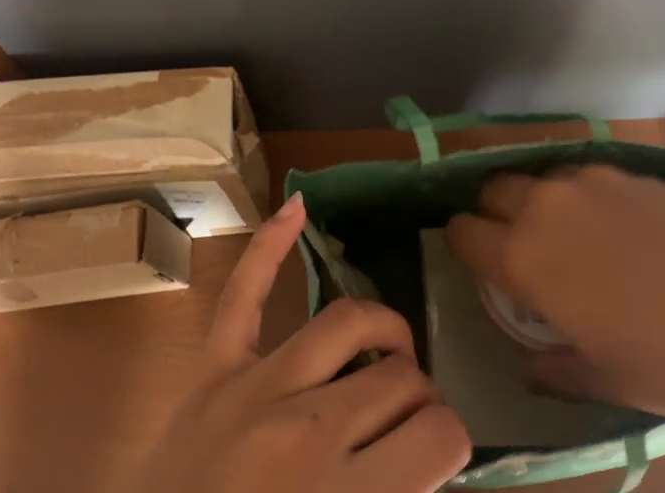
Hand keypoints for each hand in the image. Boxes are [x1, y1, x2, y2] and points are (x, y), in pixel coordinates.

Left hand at [130, 194, 471, 492]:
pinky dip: (270, 247)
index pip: (440, 435)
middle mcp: (306, 428)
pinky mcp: (213, 370)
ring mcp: (255, 387)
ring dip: (385, 334)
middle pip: (401, 378)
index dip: (450, 444)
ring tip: (389, 355)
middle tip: (406, 422)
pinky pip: (243, 296)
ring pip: (350, 324)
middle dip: (419, 397)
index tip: (436, 455)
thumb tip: (432, 456)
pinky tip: (298, 208)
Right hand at [446, 165, 664, 430]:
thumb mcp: (606, 379)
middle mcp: (550, 206)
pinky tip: (620, 230)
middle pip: (495, 189)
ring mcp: (597, 182)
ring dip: (541, 201)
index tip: (471, 259)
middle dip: (494, 213)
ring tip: (568, 237)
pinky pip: (591, 177)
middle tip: (515, 246)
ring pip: (544, 178)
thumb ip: (553, 365)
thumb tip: (532, 361)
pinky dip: (587, 197)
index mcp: (525, 259)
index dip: (462, 245)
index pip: (463, 233)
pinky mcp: (639, 172)